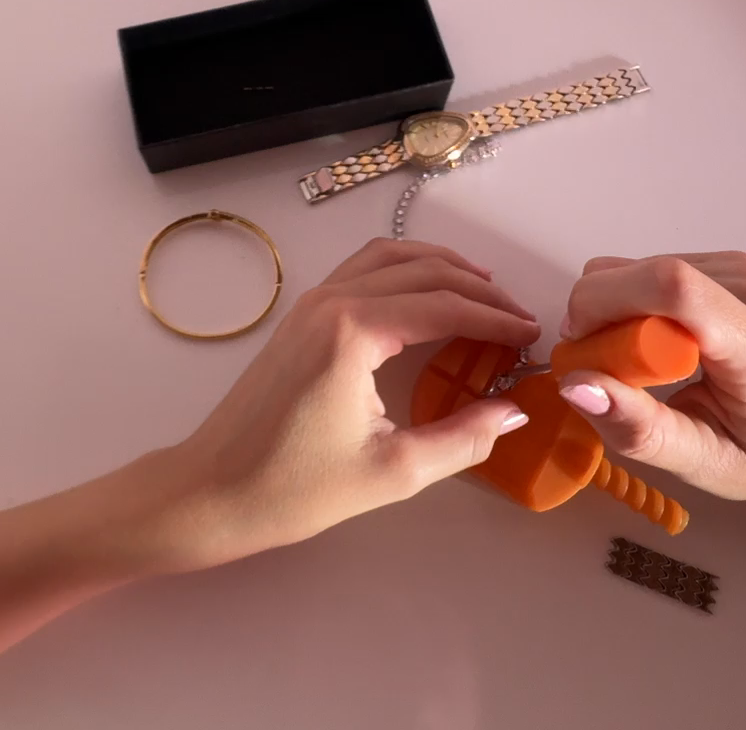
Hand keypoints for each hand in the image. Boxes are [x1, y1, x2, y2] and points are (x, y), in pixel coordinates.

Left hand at [150, 239, 541, 569]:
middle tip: (517, 318)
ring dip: (439, 267)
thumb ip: (463, 436)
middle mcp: (332, 300)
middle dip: (477, 290)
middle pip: (421, 272)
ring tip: (483, 291)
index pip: (443, 305)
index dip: (495, 319)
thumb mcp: (393, 470)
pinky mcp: (301, 314)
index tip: (532, 337)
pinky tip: (424, 293)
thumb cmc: (297, 487)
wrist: (213, 488)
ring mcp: (312, 302)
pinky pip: (362, 270)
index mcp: (354, 330)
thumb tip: (516, 410)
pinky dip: (402, 269)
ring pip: (388, 258)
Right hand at [555, 252, 745, 505]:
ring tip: (632, 357)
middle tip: (598, 362)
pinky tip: (651, 336)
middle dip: (598, 309)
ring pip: (638, 265)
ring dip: (611, 306)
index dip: (608, 301)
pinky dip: (628, 298)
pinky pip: (647, 265)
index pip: (676, 290)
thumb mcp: (698, 465)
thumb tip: (572, 384)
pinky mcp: (728, 264)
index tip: (578, 344)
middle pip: (648, 271)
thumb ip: (637, 429)